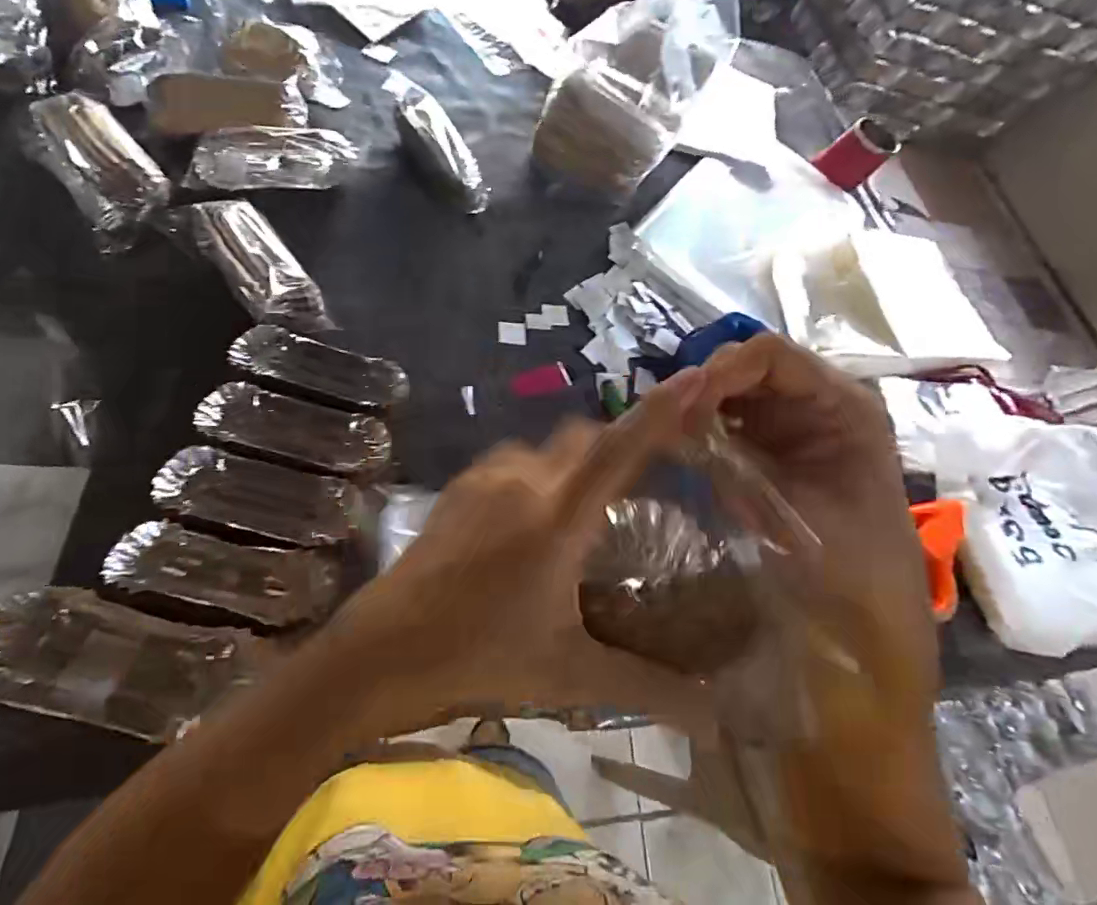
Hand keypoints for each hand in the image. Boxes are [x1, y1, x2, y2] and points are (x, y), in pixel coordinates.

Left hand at [320, 371, 714, 734]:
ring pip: (547, 447)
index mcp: (558, 516)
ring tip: (582, 508)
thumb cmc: (481, 657)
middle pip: (585, 435)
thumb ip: (646, 687)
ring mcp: (485, 477)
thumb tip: (714, 719)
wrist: (381, 650)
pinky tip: (530, 520)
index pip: (619, 449)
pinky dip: (537, 474)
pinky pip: (513, 461)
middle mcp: (524, 480)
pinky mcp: (458, 486)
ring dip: (573, 463)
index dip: (659, 412)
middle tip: (638, 482)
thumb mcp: (571, 674)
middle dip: (616, 444)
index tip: (694, 377)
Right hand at [691, 335, 935, 697]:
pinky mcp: (776, 464)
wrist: (866, 662)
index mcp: (845, 409)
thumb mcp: (785, 515)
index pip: (771, 357)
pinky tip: (671, 452)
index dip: (718, 368)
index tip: (674, 405)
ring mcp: (798, 437)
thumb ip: (729, 459)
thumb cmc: (843, 590)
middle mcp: (823, 410)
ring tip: (655, 436)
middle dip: (699, 387)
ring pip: (734, 398)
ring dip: (695, 409)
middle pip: (749, 370)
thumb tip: (671, 419)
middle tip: (654, 421)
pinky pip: (731, 431)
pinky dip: (700, 434)